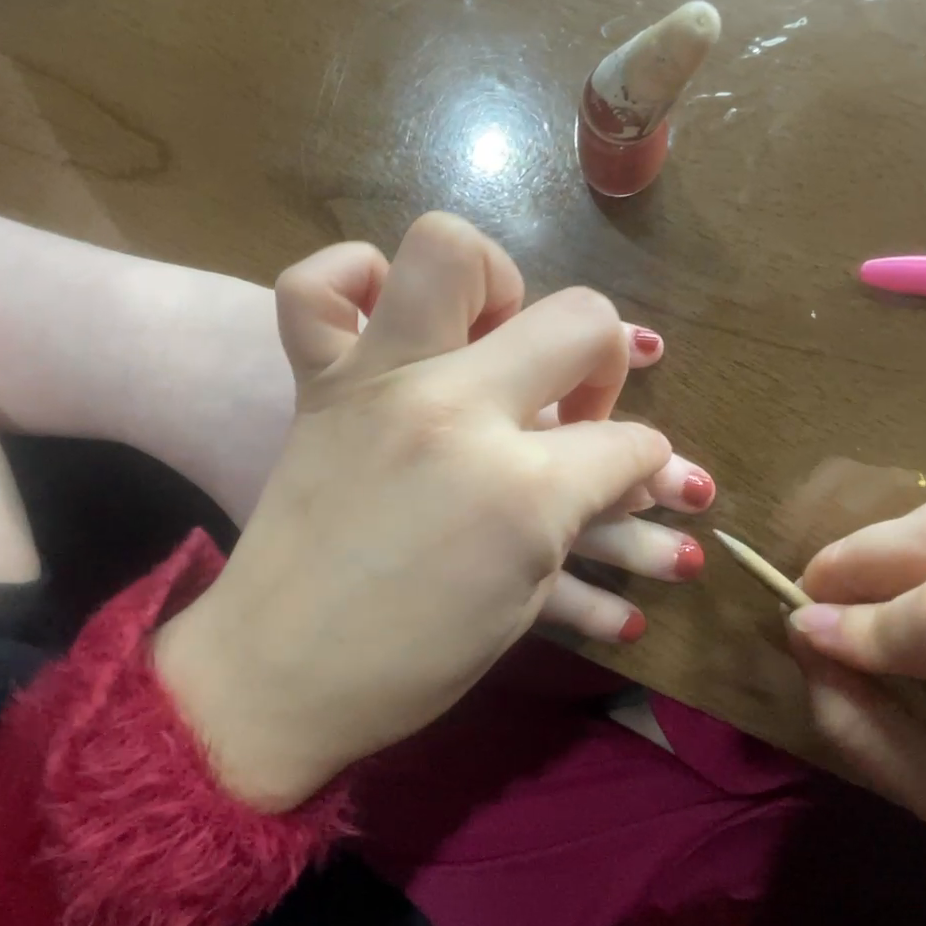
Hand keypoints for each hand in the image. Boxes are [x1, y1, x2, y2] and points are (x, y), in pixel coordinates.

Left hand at [154, 213, 673, 810]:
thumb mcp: (523, 600)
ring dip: (494, 282)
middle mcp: (455, 408)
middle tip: (576, 403)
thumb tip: (638, 467)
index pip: (626, 442)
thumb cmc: (412, 662)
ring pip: (447, 252)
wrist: (278, 673)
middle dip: (605, 358)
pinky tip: (387, 312)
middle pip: (577, 321)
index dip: (648, 462)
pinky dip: (354, 278)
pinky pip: (314, 285)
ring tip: (494, 334)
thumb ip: (582, 518)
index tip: (635, 476)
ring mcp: (377, 382)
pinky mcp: (318, 382)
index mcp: (521, 488)